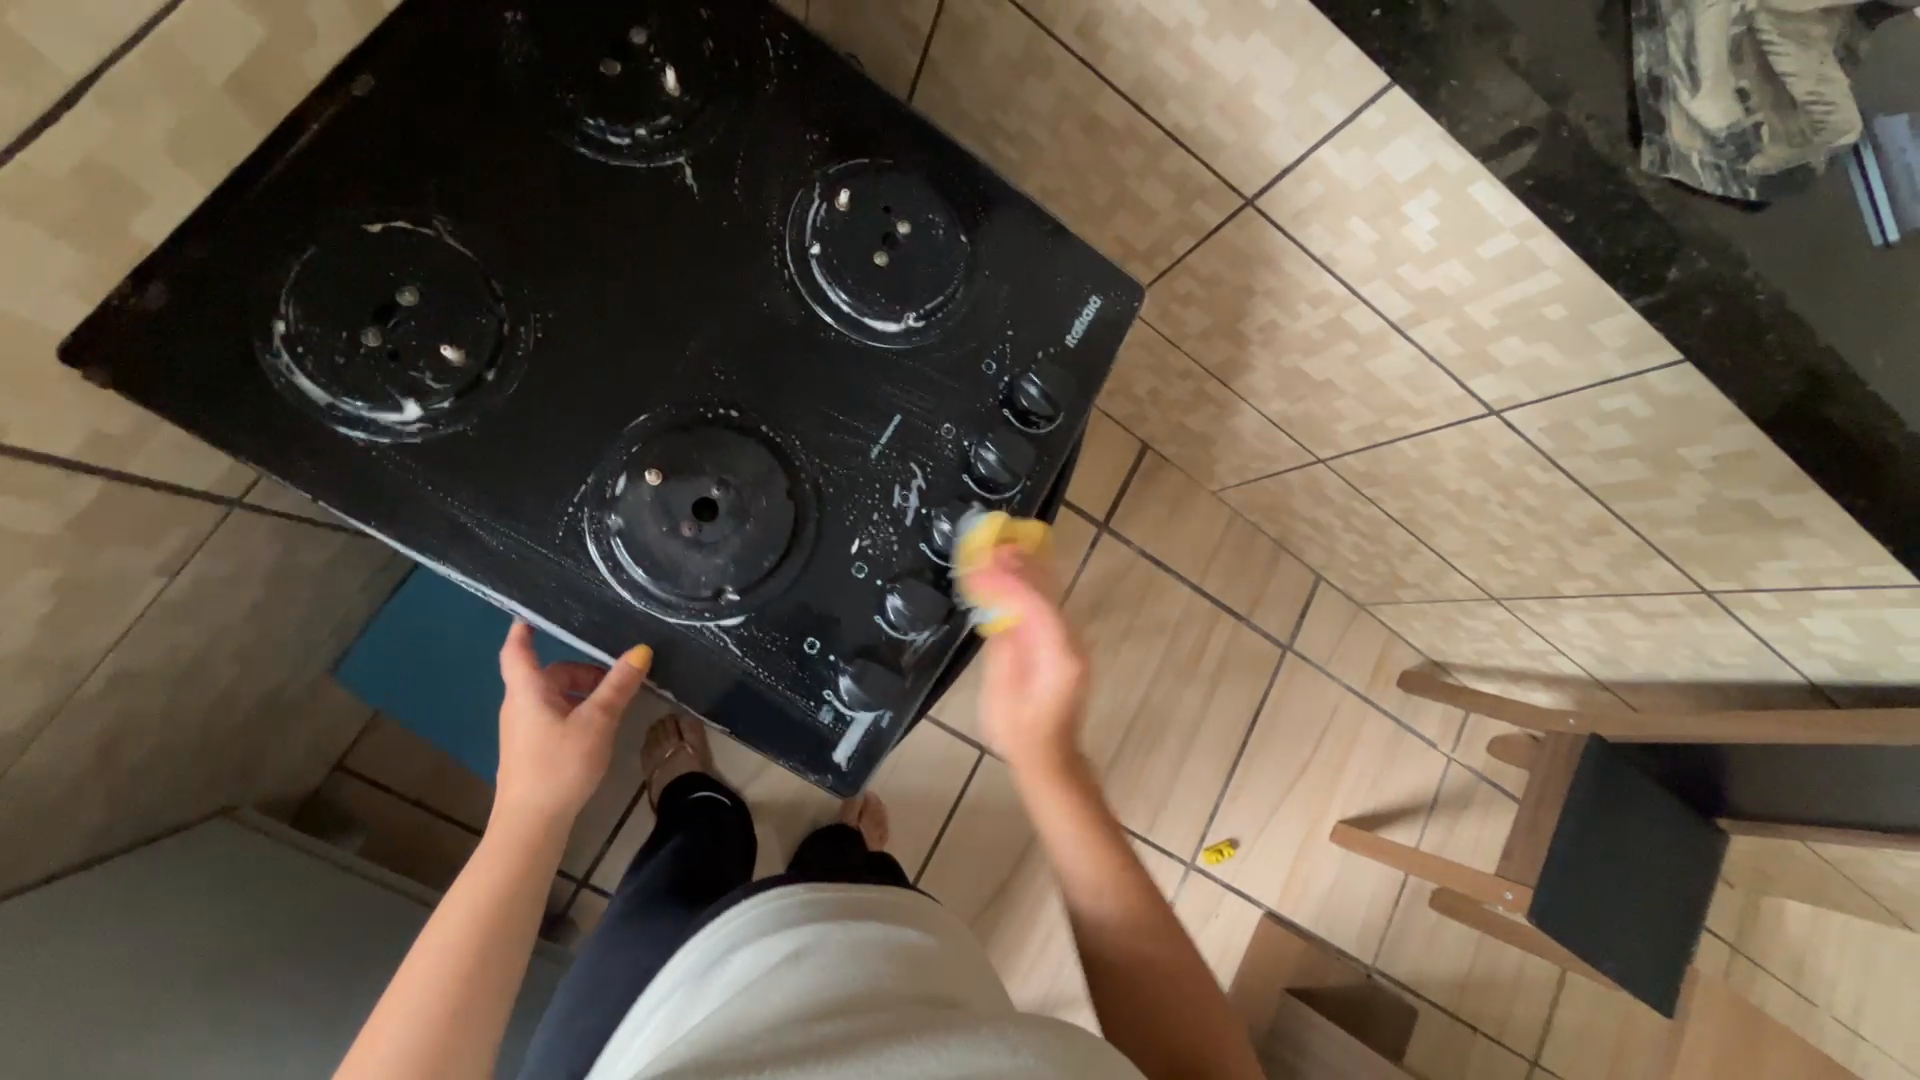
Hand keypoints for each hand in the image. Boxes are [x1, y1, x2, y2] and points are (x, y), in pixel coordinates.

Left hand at [494, 620, 650, 829]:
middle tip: (616, 675)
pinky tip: (599, 728)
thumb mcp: (598, 721)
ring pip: (553, 697)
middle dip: (580, 670)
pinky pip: (553, 716)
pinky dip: (576, 711)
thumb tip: (640, 651)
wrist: (532, 822)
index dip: (523, 630)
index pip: (517, 651)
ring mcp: (523, 730)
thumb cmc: (560, 764)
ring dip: (581, 693)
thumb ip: (618, 685)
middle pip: (547, 674)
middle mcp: (520, 705)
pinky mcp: (530, 750)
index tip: (532, 614)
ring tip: (614, 704)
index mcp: (528, 691)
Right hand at [970, 547, 1088, 773]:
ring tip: (1000, 549)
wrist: (1049, 757)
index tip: (984, 562)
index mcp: (1058, 656)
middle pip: (1048, 593)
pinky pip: (1049, 607)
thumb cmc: (1019, 733)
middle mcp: (1072, 643)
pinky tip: (1014, 574)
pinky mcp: (1065, 645)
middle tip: (993, 543)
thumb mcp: (1001, 693)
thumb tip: (996, 609)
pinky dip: (1031, 588)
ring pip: (1051, 596)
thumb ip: (1003, 648)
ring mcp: (1073, 643)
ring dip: (1026, 572)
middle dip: (1020, 566)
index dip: (1009, 581)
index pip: (1034, 606)